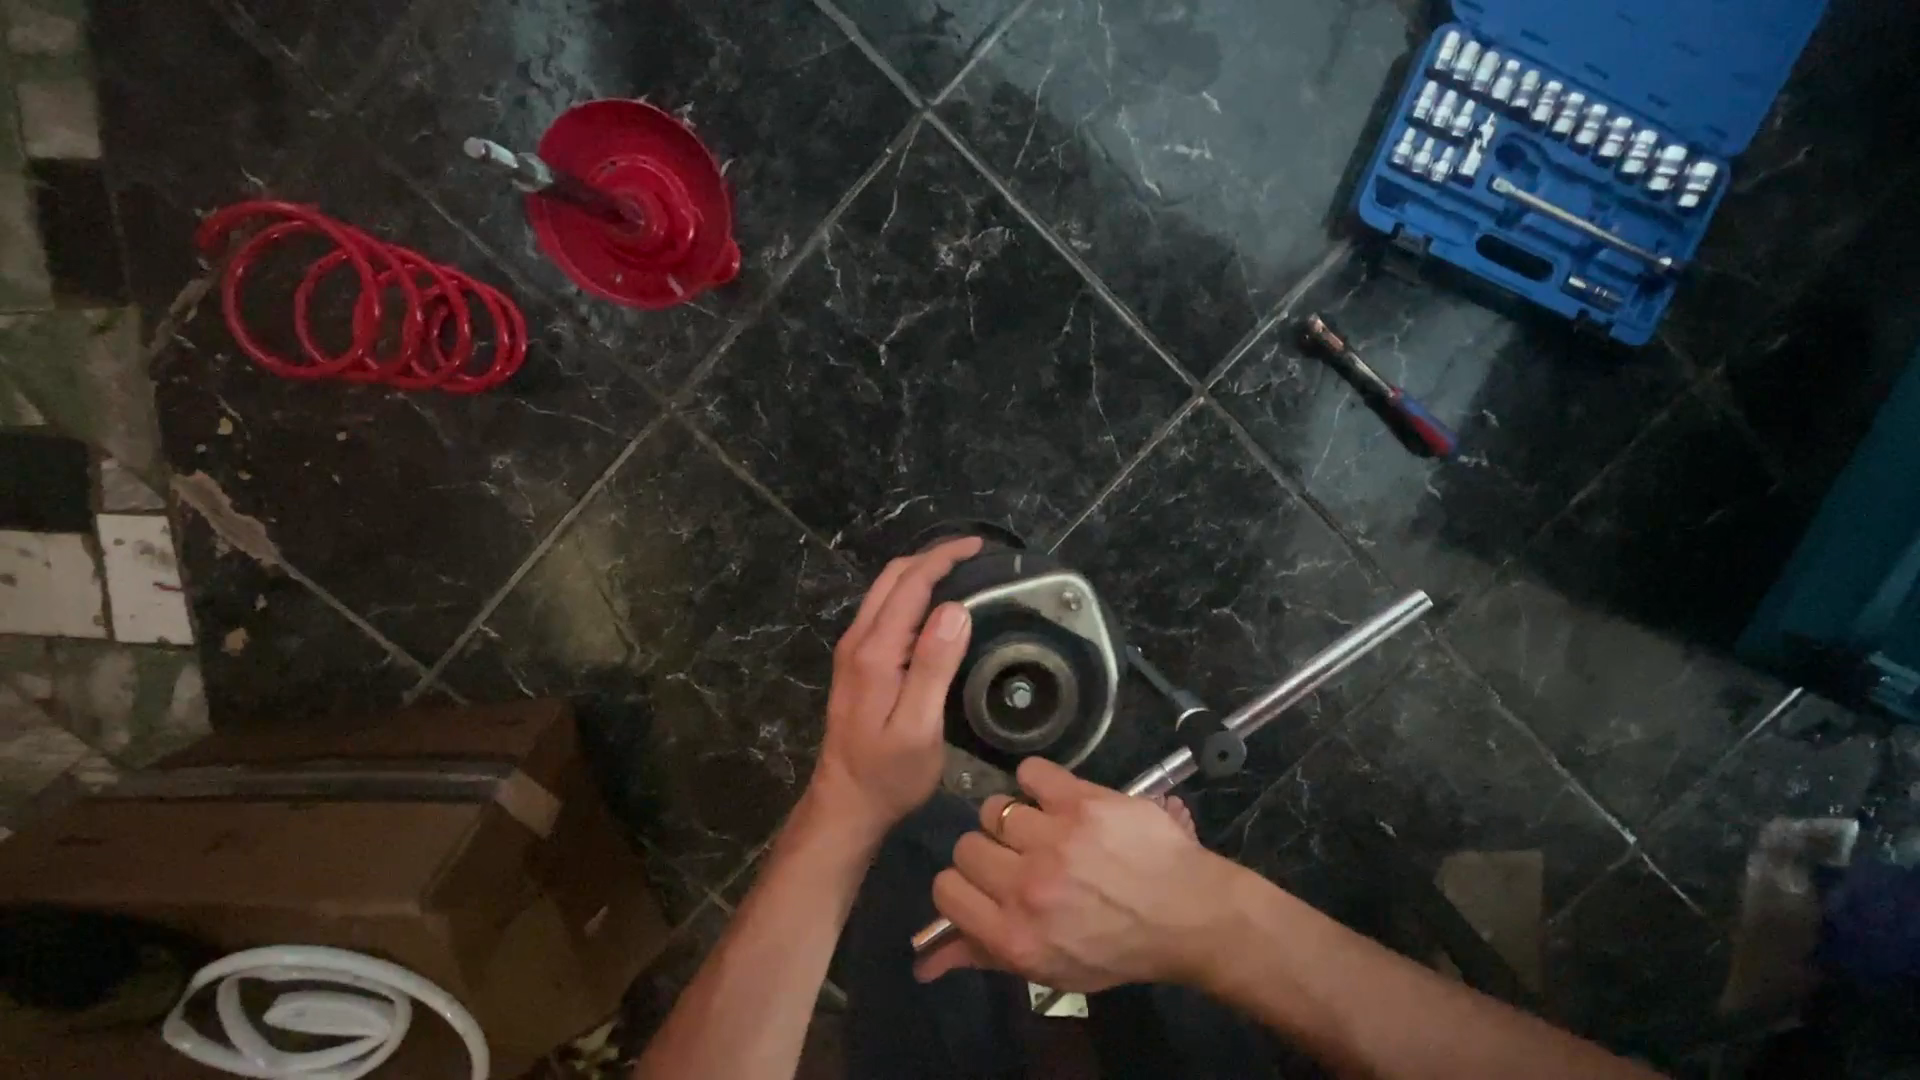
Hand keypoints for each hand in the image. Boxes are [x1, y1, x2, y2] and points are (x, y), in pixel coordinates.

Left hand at [809, 536, 981, 839]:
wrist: (845, 803)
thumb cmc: (888, 773)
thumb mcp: (918, 727)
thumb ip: (933, 666)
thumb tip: (955, 609)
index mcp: (875, 651)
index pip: (910, 585)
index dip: (943, 559)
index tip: (978, 547)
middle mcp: (858, 640)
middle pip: (893, 578)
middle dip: (932, 557)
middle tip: (975, 554)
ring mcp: (853, 650)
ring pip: (885, 591)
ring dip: (920, 572)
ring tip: (961, 571)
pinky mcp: (857, 662)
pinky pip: (885, 609)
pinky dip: (912, 593)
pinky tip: (937, 605)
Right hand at [915, 758, 1244, 992]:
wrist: (1187, 912)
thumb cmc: (1116, 947)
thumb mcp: (1048, 967)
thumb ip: (982, 956)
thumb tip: (922, 961)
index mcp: (1016, 935)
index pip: (947, 889)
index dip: (962, 884)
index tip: (985, 883)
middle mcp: (1027, 887)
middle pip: (966, 846)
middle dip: (989, 852)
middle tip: (1021, 859)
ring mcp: (1055, 840)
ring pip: (995, 809)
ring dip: (1015, 819)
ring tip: (1045, 831)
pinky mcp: (1081, 801)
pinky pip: (1030, 772)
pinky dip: (1038, 781)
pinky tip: (1056, 799)